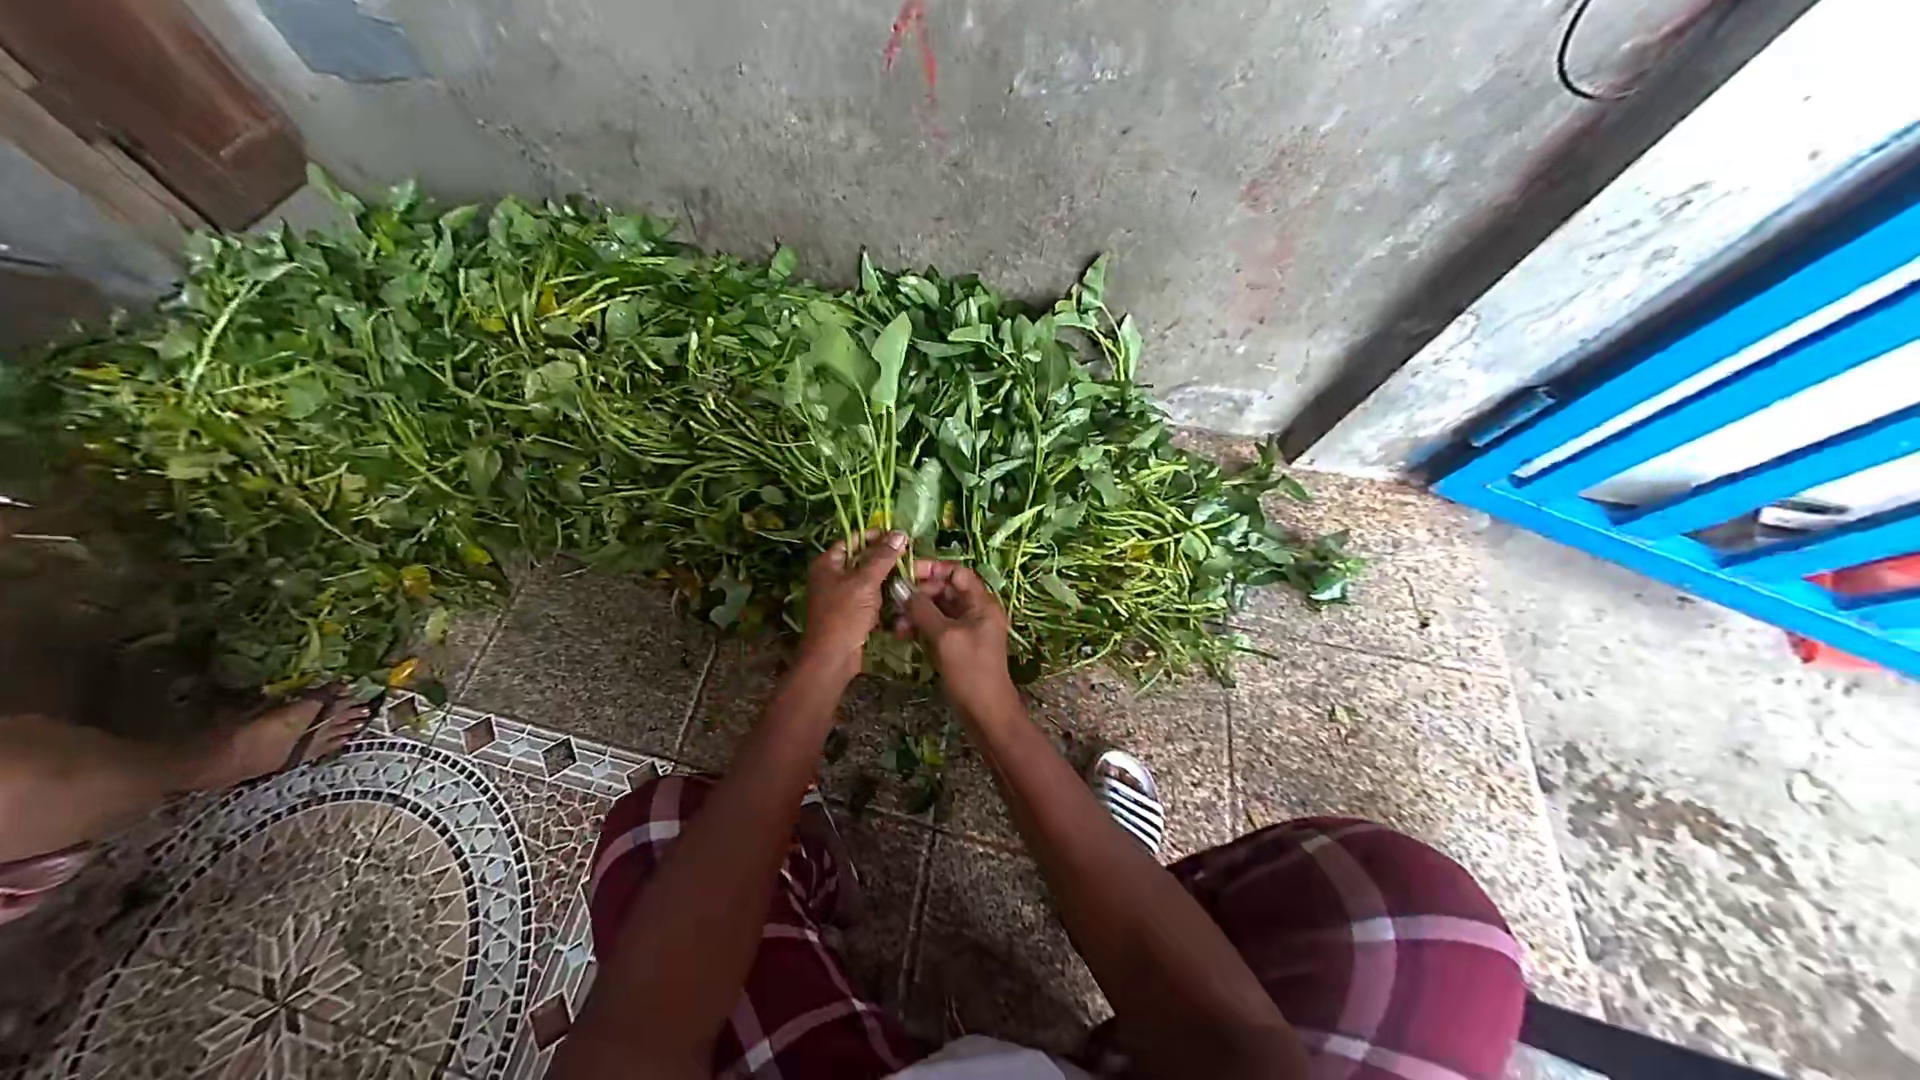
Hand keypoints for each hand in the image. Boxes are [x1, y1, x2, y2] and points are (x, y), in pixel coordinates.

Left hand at [800, 530, 906, 678]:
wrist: (832, 657)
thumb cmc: (844, 614)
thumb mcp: (865, 582)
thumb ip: (883, 557)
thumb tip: (900, 533)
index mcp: (828, 563)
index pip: (853, 539)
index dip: (875, 536)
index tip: (900, 536)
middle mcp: (831, 576)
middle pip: (861, 559)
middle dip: (884, 558)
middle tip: (910, 556)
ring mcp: (840, 595)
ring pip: (867, 580)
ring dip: (886, 579)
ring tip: (910, 574)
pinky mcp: (850, 612)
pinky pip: (868, 597)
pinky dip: (882, 596)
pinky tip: (900, 595)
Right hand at [896, 560, 1020, 722]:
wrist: (986, 713)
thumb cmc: (971, 671)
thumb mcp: (945, 637)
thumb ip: (923, 610)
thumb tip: (902, 589)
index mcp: (981, 603)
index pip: (957, 572)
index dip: (932, 569)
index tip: (906, 573)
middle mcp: (975, 611)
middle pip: (944, 590)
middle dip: (919, 595)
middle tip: (896, 604)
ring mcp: (966, 629)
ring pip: (937, 610)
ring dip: (916, 613)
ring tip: (897, 626)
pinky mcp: (957, 645)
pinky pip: (936, 627)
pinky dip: (920, 628)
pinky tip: (903, 636)